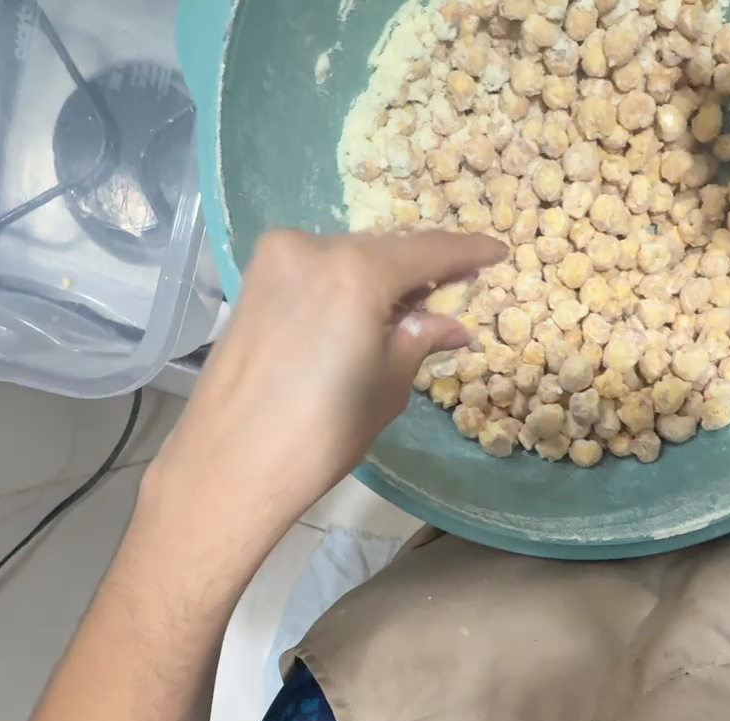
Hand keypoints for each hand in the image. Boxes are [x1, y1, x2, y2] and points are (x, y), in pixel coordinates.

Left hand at [148, 229, 506, 526]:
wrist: (232, 463)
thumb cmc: (322, 434)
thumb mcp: (385, 387)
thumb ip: (419, 341)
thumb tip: (452, 325)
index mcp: (354, 272)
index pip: (426, 251)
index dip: (466, 251)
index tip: (496, 252)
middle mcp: (312, 247)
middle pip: (383, 250)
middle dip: (420, 270)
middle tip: (454, 290)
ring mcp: (274, 260)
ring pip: (346, 258)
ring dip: (381, 279)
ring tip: (410, 309)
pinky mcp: (253, 282)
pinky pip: (316, 271)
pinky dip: (346, 285)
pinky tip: (364, 313)